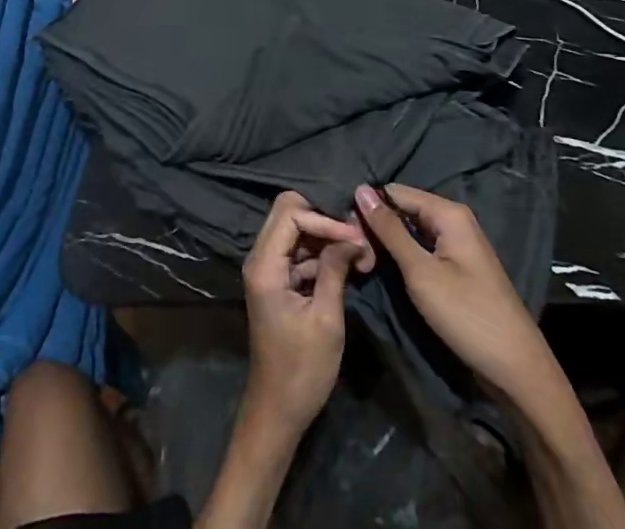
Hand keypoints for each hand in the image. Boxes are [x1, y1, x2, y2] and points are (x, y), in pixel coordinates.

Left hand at [241, 191, 372, 432]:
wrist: (279, 410)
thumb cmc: (302, 369)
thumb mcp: (326, 317)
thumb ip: (336, 268)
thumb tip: (354, 234)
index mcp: (264, 266)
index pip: (291, 213)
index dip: (325, 219)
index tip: (355, 239)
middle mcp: (261, 260)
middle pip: (290, 213)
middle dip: (327, 220)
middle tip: (359, 238)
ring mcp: (269, 271)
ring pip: (298, 231)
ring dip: (330, 238)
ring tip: (363, 255)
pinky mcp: (280, 282)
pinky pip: (301, 252)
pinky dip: (325, 254)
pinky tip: (352, 266)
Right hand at [353, 184, 558, 402]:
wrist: (513, 363)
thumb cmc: (465, 314)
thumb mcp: (420, 271)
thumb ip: (390, 230)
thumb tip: (361, 190)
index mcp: (449, 212)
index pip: (395, 191)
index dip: (368, 205)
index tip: (341, 227)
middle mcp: (454, 219)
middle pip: (404, 208)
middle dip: (376, 224)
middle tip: (349, 248)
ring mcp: (456, 243)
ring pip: (410, 229)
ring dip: (386, 241)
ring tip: (359, 258)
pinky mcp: (455, 264)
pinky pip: (421, 247)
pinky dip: (402, 254)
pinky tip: (381, 266)